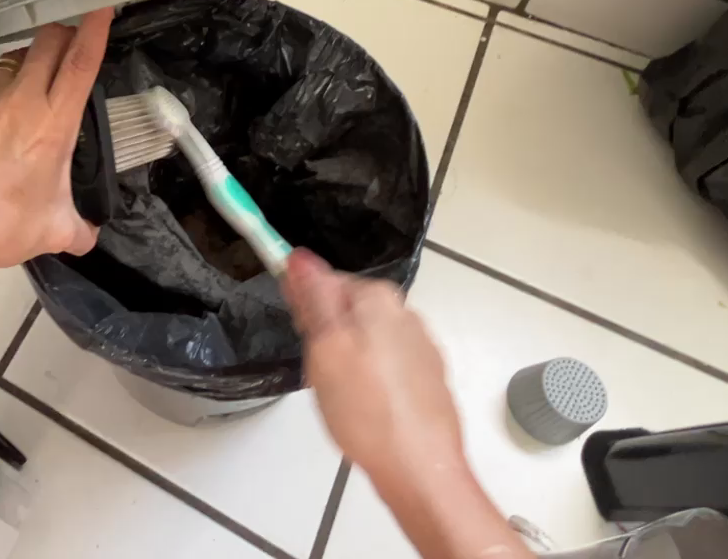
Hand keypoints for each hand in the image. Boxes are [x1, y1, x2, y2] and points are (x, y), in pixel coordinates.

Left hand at [0, 8, 110, 269]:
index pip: (80, 62)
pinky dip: (5, 89)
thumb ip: (79, 229)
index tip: (101, 8)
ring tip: (40, 76)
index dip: (94, 30)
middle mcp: (22, 102)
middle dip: (64, 32)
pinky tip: (4, 118)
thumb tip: (86, 238)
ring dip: (33, 57)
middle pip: (47, 43)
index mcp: (54, 123)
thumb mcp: (54, 229)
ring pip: (16, 58)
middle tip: (74, 40)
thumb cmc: (6, 225)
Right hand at [283, 249, 466, 485]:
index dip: (306, 312)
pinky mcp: (430, 378)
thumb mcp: (325, 345)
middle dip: (327, 338)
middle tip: (323, 375)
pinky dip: (371, 382)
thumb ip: (312, 296)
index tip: (305, 342)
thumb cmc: (365, 408)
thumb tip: (298, 255)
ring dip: (347, 361)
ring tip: (343, 398)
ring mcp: (422, 346)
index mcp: (378, 297)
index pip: (324, 282)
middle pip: (346, 310)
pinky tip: (367, 410)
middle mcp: (405, 312)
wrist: (421, 472)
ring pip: (364, 340)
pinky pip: (385, 366)